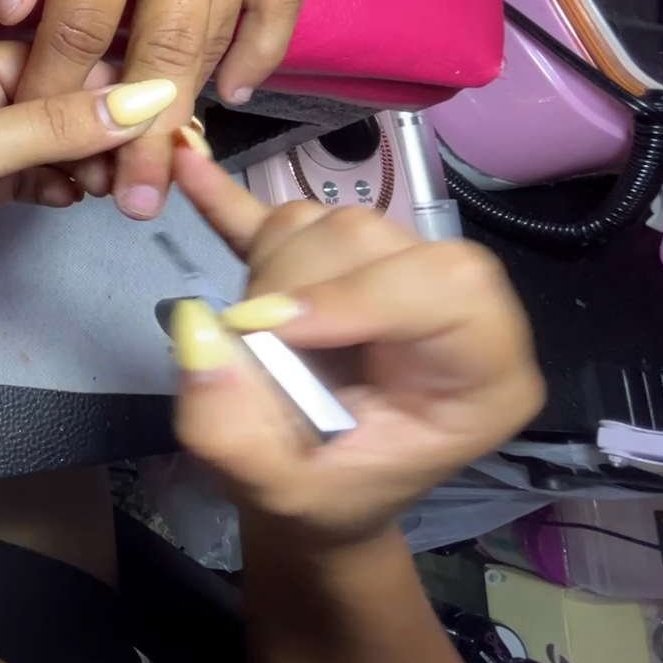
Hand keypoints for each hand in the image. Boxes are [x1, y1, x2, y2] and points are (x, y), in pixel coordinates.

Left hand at [0, 0, 305, 220]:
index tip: (37, 131)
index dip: (57, 84)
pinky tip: (234, 90)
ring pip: (226, 27)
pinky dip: (264, 47)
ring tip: (174, 168)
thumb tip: (20, 14)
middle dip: (142, 129)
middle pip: (166, 41)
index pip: (83, 15)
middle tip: (130, 196)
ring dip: (197, 105)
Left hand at [0, 40, 179, 293]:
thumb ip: (49, 125)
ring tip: (111, 192)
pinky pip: (30, 172)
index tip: (173, 126)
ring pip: (52, 140)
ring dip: (85, 163)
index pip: (66, 58)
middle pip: (65, 100)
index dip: (121, 90)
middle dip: (107, 133)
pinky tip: (69, 199)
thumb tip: (145, 97)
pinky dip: (53, 184)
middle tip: (147, 174)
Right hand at [168, 144, 543, 548]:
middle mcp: (438, 308)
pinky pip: (270, 217)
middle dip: (290, 280)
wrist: (314, 485)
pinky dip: (226, 196)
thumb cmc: (318, 497)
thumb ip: (236, 435)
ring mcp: (373, 276)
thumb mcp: (279, 495)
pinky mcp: (313, 266)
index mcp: (473, 372)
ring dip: (266, 261)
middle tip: (248, 337)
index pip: (448, 287)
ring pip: (318, 220)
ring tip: (248, 320)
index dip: (357, 293)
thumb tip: (199, 332)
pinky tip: (189, 165)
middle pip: (369, 237)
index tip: (271, 329)